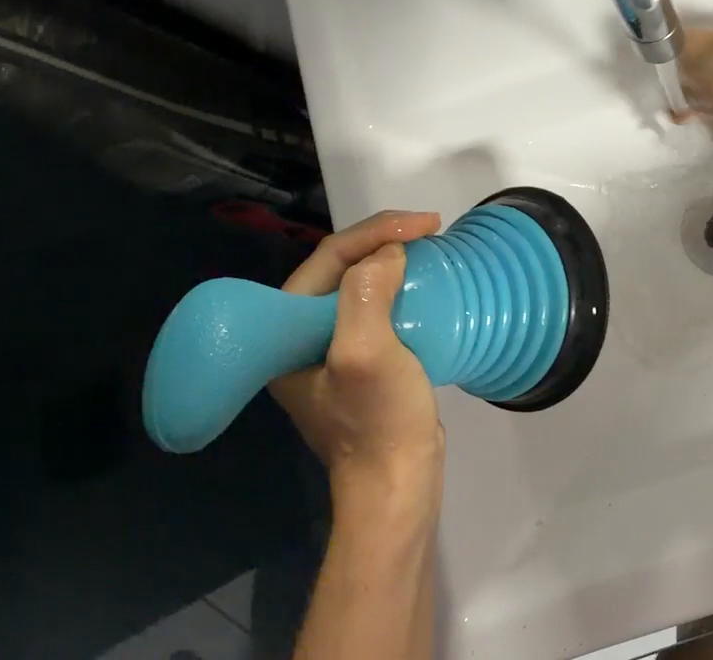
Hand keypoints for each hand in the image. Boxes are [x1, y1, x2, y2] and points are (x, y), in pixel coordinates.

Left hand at [268, 211, 443, 496]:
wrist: (398, 486)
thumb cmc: (378, 423)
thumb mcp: (365, 356)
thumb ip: (366, 296)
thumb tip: (388, 253)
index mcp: (281, 335)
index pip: (328, 259)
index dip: (376, 232)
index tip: (425, 225)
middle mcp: (296, 338)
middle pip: (341, 267)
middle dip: (385, 240)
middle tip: (431, 230)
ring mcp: (329, 352)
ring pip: (361, 285)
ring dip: (395, 261)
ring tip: (432, 249)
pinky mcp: (360, 364)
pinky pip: (377, 309)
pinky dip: (402, 289)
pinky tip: (427, 287)